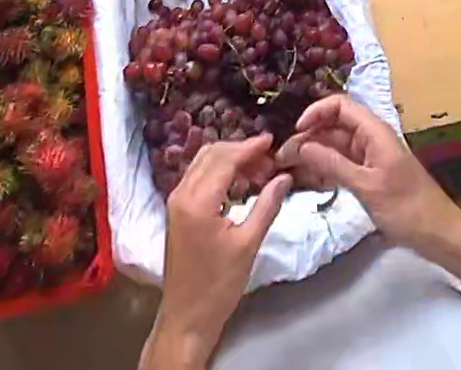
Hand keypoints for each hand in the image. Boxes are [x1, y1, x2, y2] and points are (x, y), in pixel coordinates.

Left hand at [144, 136, 293, 369]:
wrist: (186, 320)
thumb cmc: (218, 285)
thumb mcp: (248, 245)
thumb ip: (267, 205)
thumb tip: (284, 177)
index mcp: (197, 201)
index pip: (225, 159)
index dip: (250, 147)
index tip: (272, 141)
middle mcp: (181, 194)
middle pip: (212, 154)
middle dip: (241, 151)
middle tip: (268, 159)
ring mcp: (176, 201)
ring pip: (203, 162)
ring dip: (230, 159)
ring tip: (258, 169)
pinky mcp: (177, 210)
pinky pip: (198, 176)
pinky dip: (219, 171)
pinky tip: (239, 182)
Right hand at [276, 95, 460, 253]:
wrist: (438, 233)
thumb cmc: (406, 207)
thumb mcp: (366, 186)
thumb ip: (333, 163)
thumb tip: (301, 145)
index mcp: (374, 131)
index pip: (340, 105)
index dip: (316, 112)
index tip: (296, 131)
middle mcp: (370, 137)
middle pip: (333, 125)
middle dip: (308, 137)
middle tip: (282, 158)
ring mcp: (369, 156)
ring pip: (334, 145)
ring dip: (312, 154)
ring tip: (287, 169)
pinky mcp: (368, 174)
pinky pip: (340, 163)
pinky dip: (324, 168)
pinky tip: (306, 180)